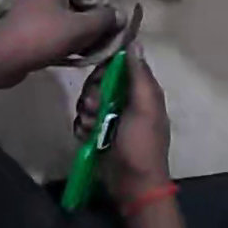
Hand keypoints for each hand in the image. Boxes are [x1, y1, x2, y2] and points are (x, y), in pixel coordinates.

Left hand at [0, 0, 117, 85]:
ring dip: (87, 31)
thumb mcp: (81, 27)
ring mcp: (40, 7)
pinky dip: (73, 39)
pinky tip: (82, 54)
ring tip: (97, 47)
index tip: (116, 15)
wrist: (1, 60)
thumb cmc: (42, 36)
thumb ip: (106, 18)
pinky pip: (62, 28)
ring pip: (74, 16)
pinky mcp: (36, 26)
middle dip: (98, 17)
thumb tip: (121, 15)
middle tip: (110, 35)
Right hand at [76, 49, 171, 204]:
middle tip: (95, 106)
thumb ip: (139, 74)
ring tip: (92, 125)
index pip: (119, 65)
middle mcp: (126, 100)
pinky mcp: (97, 132)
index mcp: (142, 91)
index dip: (106, 67)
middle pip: (100, 81)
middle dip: (93, 92)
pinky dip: (82, 126)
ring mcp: (110, 117)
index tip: (99, 76)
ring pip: (88, 100)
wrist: (132, 186)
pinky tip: (87, 135)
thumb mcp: (145, 106)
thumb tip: (134, 41)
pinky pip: (82, 119)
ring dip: (86, 111)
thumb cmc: (142, 144)